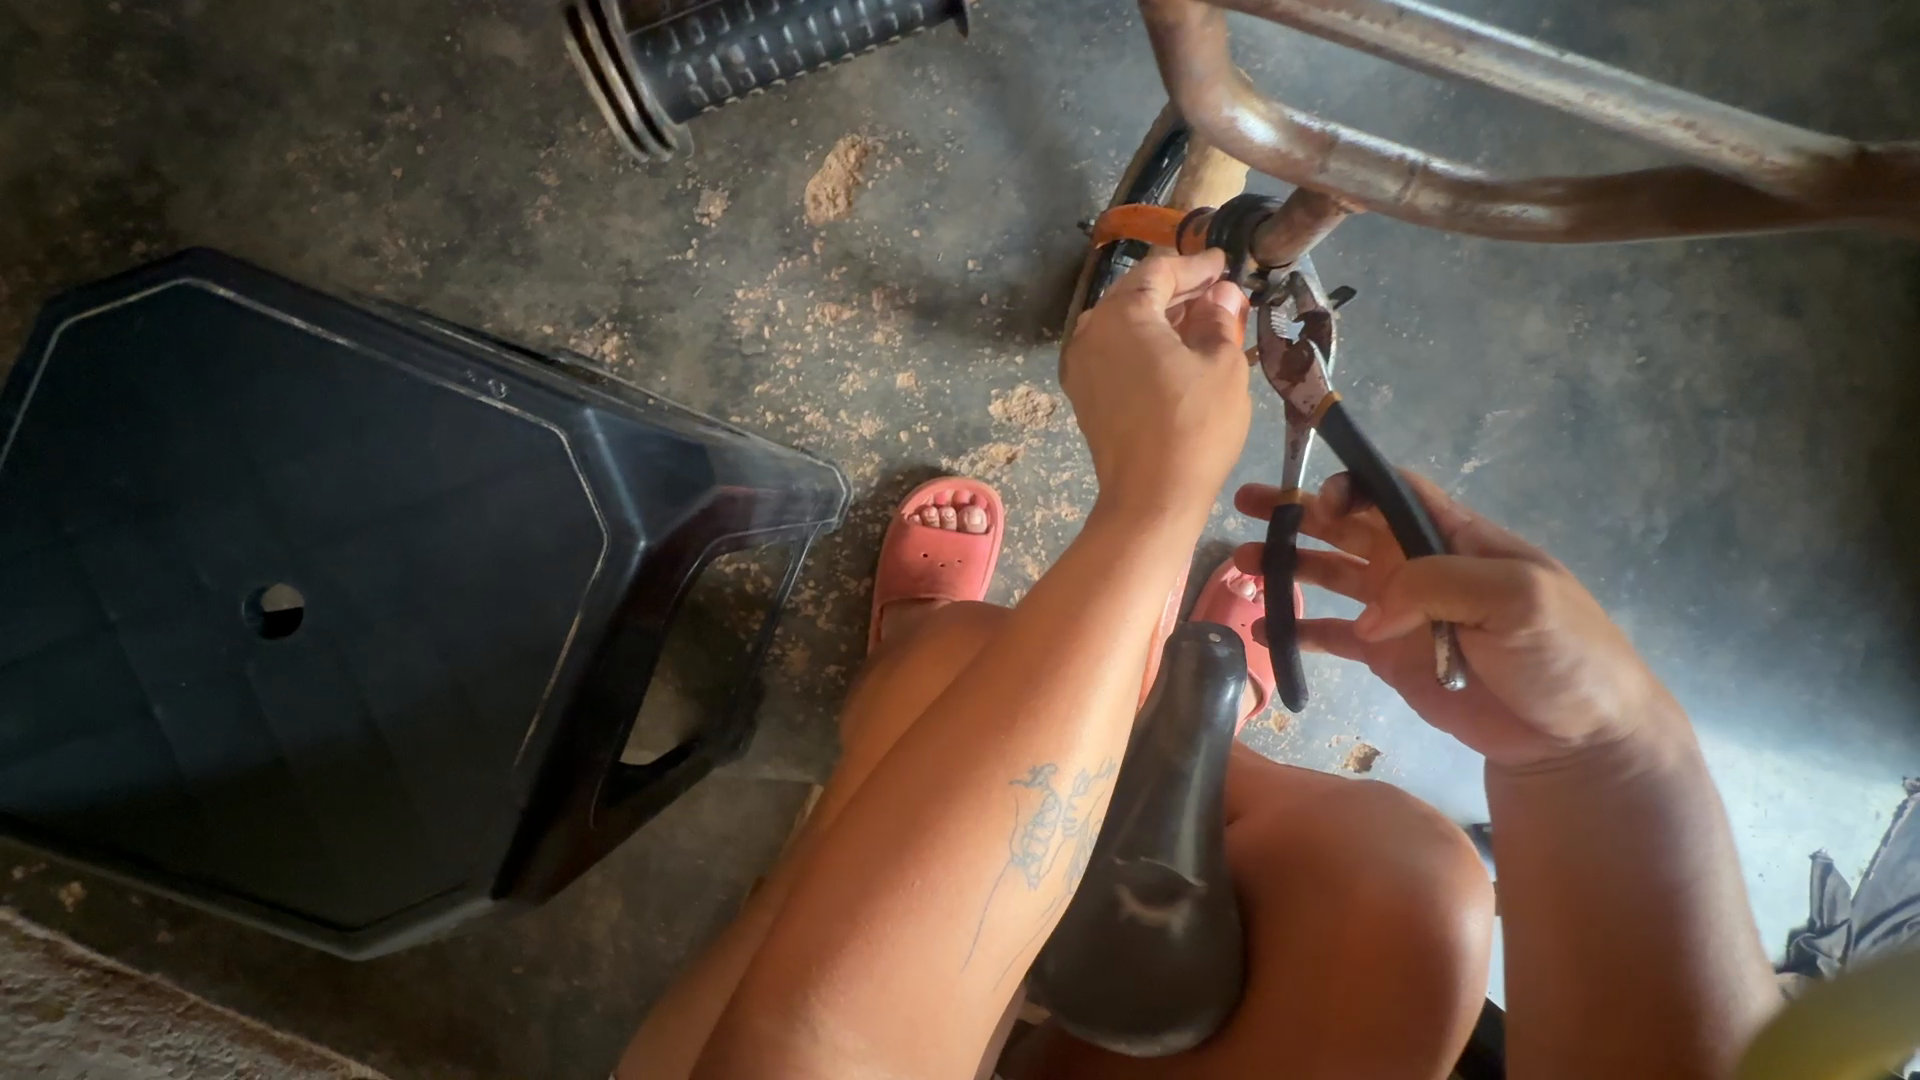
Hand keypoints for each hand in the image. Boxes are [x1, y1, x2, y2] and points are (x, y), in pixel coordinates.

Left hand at [1063, 250, 1251, 522]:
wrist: (1150, 497)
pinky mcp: (1084, 396)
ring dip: (1160, 319)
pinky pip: (1115, 355)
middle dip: (1177, 290)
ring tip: (1202, 320)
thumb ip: (1219, 319)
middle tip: (1217, 291)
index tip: (1223, 264)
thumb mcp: (1222, 365)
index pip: (1158, 271)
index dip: (1195, 265)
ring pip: (1123, 326)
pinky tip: (1175, 354)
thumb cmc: (1193, 426)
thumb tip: (1220, 294)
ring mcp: (1080, 367)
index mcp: (1121, 314)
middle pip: (1135, 296)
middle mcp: (1089, 333)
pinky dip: (1144, 345)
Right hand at [1234, 472, 1674, 768]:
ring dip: (1285, 565)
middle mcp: (1414, 564)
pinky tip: (1262, 631)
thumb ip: (1436, 584)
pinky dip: (1295, 631)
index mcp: (1449, 537)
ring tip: (1242, 565)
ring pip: (1327, 574)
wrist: (1573, 736)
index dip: (1347, 487)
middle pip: (1343, 525)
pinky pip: (1329, 634)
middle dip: (1294, 513)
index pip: (1389, 493)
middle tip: (1246, 505)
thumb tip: (1369, 616)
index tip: (1313, 502)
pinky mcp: (1384, 655)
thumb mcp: (1518, 597)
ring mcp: (1396, 610)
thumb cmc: (1562, 653)